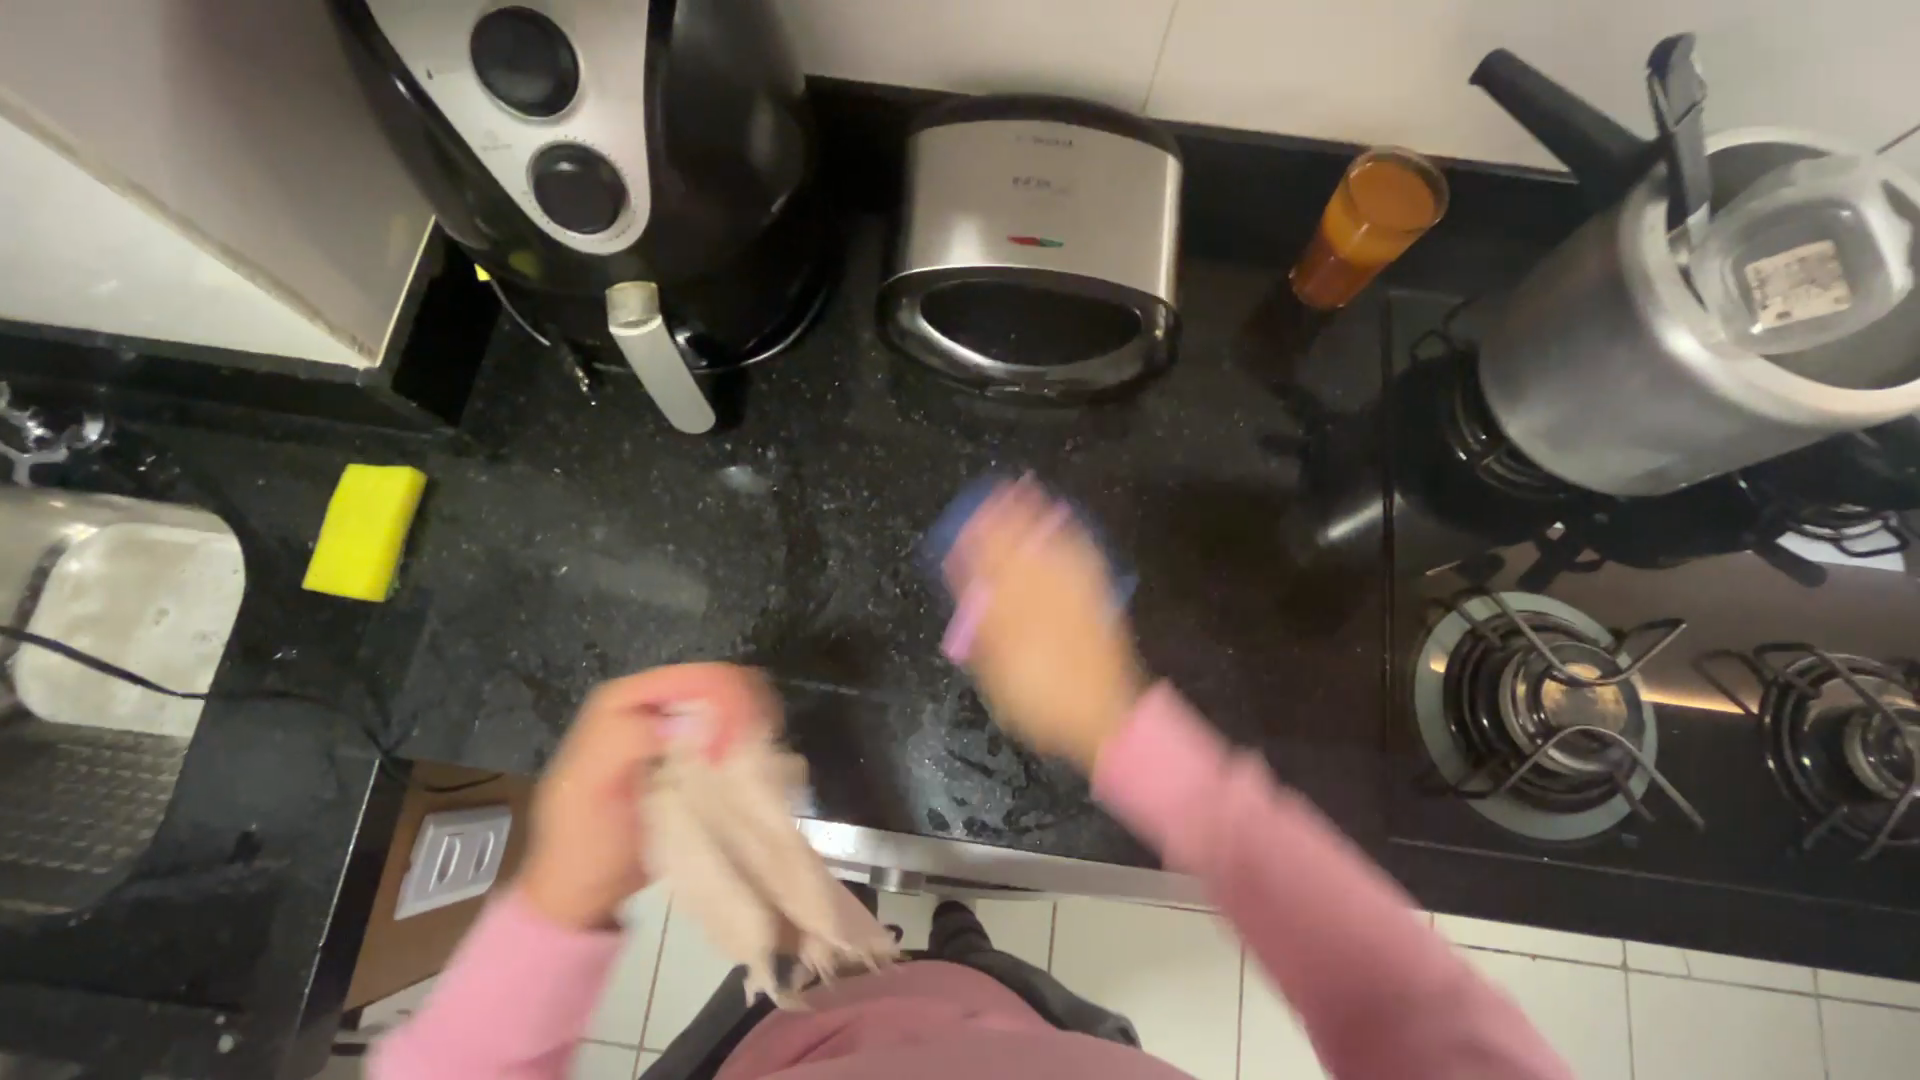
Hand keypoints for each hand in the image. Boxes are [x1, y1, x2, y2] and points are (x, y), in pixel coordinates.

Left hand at [518, 663, 780, 930]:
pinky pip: (745, 733)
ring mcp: (684, 727)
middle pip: (728, 684)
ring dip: (754, 735)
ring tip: (749, 774)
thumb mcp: (587, 787)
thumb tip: (688, 721)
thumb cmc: (582, 841)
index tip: (725, 755)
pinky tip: (751, 776)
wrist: (588, 887)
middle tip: (745, 765)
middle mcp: (659, 703)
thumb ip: (625, 739)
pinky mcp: (704, 751)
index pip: (698, 677)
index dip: (724, 707)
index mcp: (627, 699)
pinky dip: (755, 750)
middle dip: (744, 719)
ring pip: (743, 706)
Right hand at [946, 479, 1147, 770]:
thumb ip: (983, 626)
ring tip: (1024, 489)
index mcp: (1014, 611)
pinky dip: (1068, 534)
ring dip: (1036, 515)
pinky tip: (1061, 520)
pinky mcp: (1095, 595)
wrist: (1101, 713)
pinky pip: (1080, 555)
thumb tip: (970, 589)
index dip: (977, 540)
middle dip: (1006, 517)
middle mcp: (1044, 593)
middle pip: (1020, 546)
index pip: (990, 565)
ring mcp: (1074, 592)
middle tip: (995, 490)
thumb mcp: (997, 671)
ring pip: (1050, 544)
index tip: (966, 520)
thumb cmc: (1040, 699)